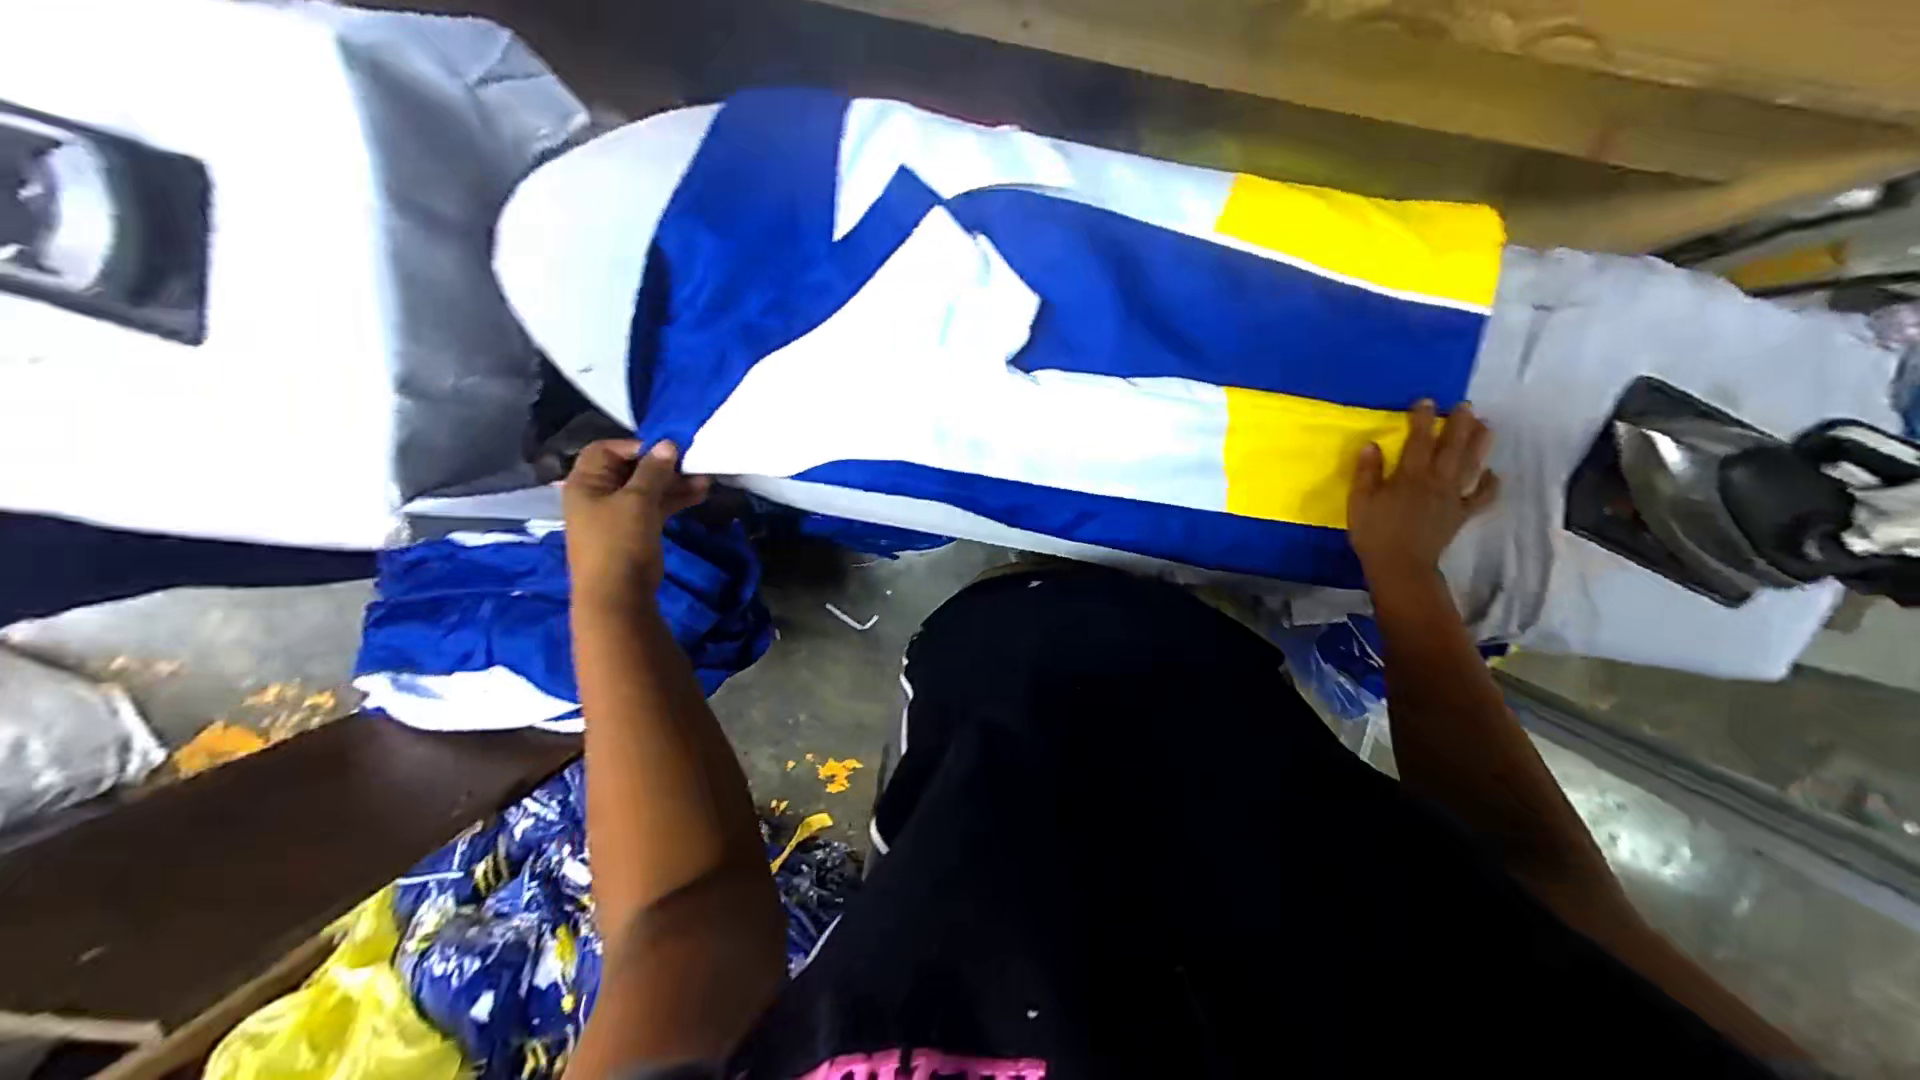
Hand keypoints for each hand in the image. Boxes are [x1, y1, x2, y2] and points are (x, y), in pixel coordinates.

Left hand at [563, 439, 711, 606]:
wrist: (618, 596)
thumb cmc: (619, 542)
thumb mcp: (637, 501)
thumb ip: (653, 471)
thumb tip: (668, 444)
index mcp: (585, 483)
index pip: (606, 450)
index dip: (636, 446)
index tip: (667, 449)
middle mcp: (598, 494)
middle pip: (630, 469)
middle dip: (662, 465)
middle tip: (691, 463)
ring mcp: (617, 514)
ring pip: (647, 489)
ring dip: (674, 483)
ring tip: (705, 480)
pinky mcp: (635, 530)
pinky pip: (655, 507)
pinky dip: (674, 499)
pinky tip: (699, 494)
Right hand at [1348, 401, 1498, 584]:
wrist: (1400, 566)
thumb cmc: (1374, 533)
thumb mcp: (1360, 502)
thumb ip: (1367, 473)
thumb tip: (1372, 445)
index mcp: (1410, 477)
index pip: (1418, 441)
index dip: (1422, 419)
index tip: (1426, 401)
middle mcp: (1437, 482)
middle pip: (1452, 447)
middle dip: (1460, 424)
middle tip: (1466, 405)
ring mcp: (1454, 497)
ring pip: (1472, 465)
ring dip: (1480, 443)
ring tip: (1486, 425)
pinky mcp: (1462, 514)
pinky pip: (1482, 496)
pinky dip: (1491, 483)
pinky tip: (1493, 473)